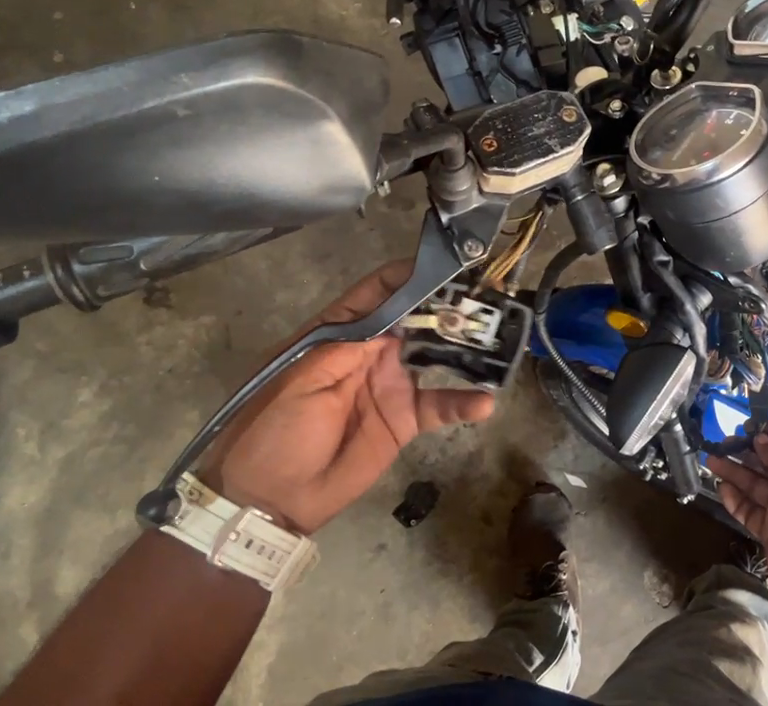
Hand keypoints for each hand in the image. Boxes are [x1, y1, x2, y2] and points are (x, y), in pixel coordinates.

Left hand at [203, 261, 494, 533]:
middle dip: (449, 305)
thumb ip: (350, 347)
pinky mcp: (405, 419)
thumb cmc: (272, 431)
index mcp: (339, 333)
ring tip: (498, 339)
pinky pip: (441, 405)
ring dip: (465, 346)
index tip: (445, 267)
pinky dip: (465, 402)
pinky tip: (485, 402)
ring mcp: (392, 383)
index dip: (408, 276)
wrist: (268, 500)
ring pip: (437, 354)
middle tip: (487, 297)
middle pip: (416, 317)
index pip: (377, 292)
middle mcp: (371, 351)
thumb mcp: (302, 381)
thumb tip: (398, 315)